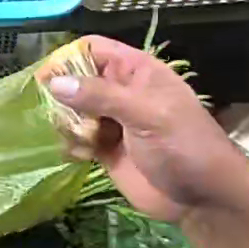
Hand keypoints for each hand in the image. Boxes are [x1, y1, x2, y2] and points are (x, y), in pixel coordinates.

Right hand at [42, 36, 248, 221]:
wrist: (203, 198)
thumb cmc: (183, 146)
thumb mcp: (145, 114)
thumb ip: (101, 96)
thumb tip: (55, 82)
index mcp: (136, 72)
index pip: (95, 50)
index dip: (69, 57)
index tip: (45, 77)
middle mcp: (120, 93)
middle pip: (78, 80)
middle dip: (61, 93)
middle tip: (50, 111)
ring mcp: (113, 123)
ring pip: (74, 111)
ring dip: (63, 121)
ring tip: (69, 135)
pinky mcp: (106, 151)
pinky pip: (78, 140)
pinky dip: (71, 144)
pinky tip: (76, 154)